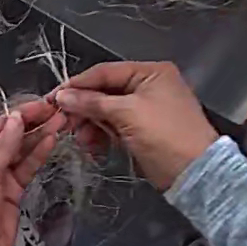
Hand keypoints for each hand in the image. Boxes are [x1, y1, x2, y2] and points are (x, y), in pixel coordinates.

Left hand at [0, 100, 63, 245]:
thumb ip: (3, 146)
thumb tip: (15, 119)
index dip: (15, 116)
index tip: (38, 106)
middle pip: (7, 138)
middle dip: (30, 124)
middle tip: (53, 110)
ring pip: (19, 151)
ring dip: (38, 137)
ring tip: (59, 121)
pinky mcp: (11, 189)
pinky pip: (25, 167)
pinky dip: (37, 154)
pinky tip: (51, 140)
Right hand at [53, 61, 216, 190]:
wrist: (194, 173)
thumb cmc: (165, 135)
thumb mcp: (127, 113)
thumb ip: (92, 102)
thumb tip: (62, 95)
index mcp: (150, 72)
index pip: (104, 72)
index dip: (77, 85)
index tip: (53, 98)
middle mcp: (147, 86)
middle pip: (103, 92)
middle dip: (83, 108)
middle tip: (64, 123)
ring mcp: (144, 109)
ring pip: (105, 111)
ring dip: (90, 124)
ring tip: (81, 139)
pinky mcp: (140, 130)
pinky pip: (113, 126)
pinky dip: (100, 135)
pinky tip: (93, 146)